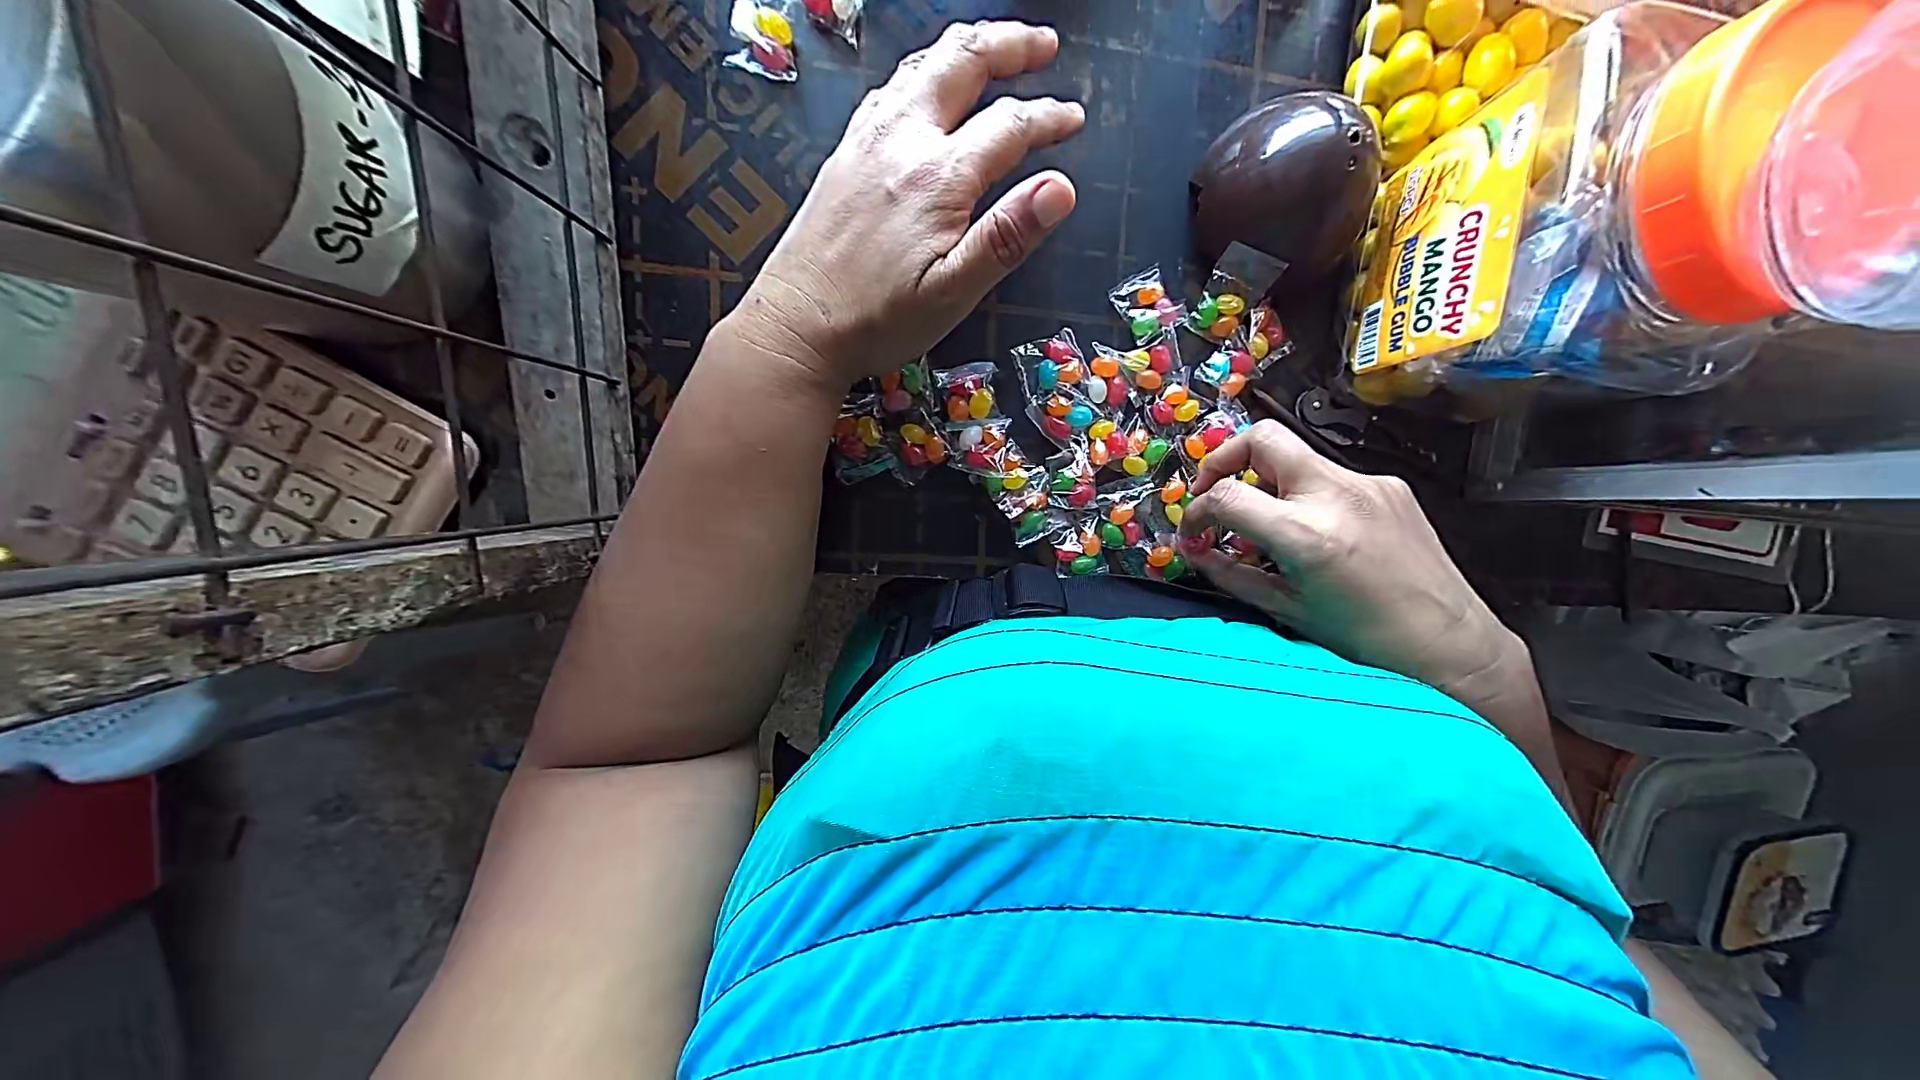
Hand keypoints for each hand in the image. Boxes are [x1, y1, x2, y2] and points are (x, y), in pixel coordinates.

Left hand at [727, 22, 1084, 384]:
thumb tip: (1059, 190)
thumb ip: (1007, 237)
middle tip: (1043, 46)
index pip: (1008, 125)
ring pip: (922, 66)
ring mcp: (866, 144)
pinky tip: (925, 87)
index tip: (1073, 118)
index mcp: (937, 178)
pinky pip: (889, 90)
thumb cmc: (874, 319)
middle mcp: (900, 143)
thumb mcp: (952, 292)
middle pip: (963, 63)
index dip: (1047, 117)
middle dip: (1010, 45)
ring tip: (994, 49)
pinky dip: (922, 71)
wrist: (797, 326)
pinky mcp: (844, 157)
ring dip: (965, 49)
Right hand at [1176, 420, 1532, 709]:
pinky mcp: (1388, 486)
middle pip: (1261, 438)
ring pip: (1295, 456)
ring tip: (1262, 522)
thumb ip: (1230, 572)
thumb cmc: (1369, 636)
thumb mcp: (1284, 607)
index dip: (1197, 512)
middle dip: (1222, 459)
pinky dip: (1302, 494)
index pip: (1226, 496)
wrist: (1449, 642)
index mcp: (1308, 533)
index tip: (1194, 529)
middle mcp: (1339, 495)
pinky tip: (1308, 529)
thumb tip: (1198, 551)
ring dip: (1263, 481)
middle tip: (1212, 491)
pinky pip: (1328, 476)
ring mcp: (1368, 484)